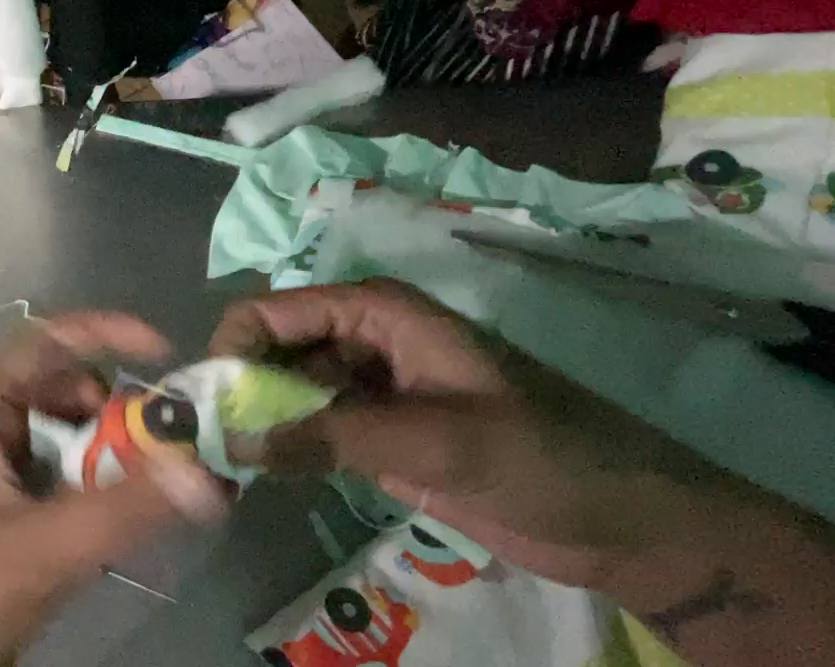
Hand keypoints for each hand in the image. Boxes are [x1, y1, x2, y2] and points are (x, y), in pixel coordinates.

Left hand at [0, 313, 228, 666]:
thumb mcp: (48, 546)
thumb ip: (127, 510)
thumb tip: (209, 475)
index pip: (44, 340)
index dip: (103, 333)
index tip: (165, 354)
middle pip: (63, 386)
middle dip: (119, 406)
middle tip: (171, 445)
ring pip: (67, 429)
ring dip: (114, 446)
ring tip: (159, 482)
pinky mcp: (11, 500)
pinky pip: (64, 469)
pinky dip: (100, 478)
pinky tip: (128, 510)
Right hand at [209, 278, 834, 666]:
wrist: (628, 523)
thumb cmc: (539, 454)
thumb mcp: (432, 442)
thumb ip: (328, 438)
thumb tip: (231, 441)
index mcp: (373, 311)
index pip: (271, 314)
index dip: (231, 351)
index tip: (206, 407)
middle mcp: (357, 337)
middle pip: (269, 349)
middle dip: (236, 390)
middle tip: (208, 445)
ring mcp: (363, 384)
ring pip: (282, 389)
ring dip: (254, 421)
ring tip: (226, 466)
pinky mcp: (370, 428)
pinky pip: (307, 425)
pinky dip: (281, 445)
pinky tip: (261, 472)